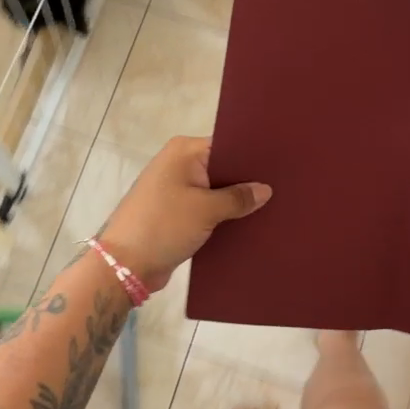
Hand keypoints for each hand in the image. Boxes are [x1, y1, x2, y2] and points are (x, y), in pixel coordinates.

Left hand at [98, 136, 271, 290]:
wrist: (126, 264)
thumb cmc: (164, 226)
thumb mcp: (206, 210)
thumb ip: (238, 197)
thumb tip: (264, 189)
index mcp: (184, 151)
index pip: (227, 144)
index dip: (252, 156)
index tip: (280, 166)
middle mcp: (179, 163)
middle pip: (222, 167)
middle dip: (246, 181)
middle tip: (283, 188)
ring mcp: (176, 189)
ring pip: (216, 190)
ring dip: (235, 201)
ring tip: (274, 207)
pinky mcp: (176, 212)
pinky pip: (206, 208)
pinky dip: (222, 215)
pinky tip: (249, 224)